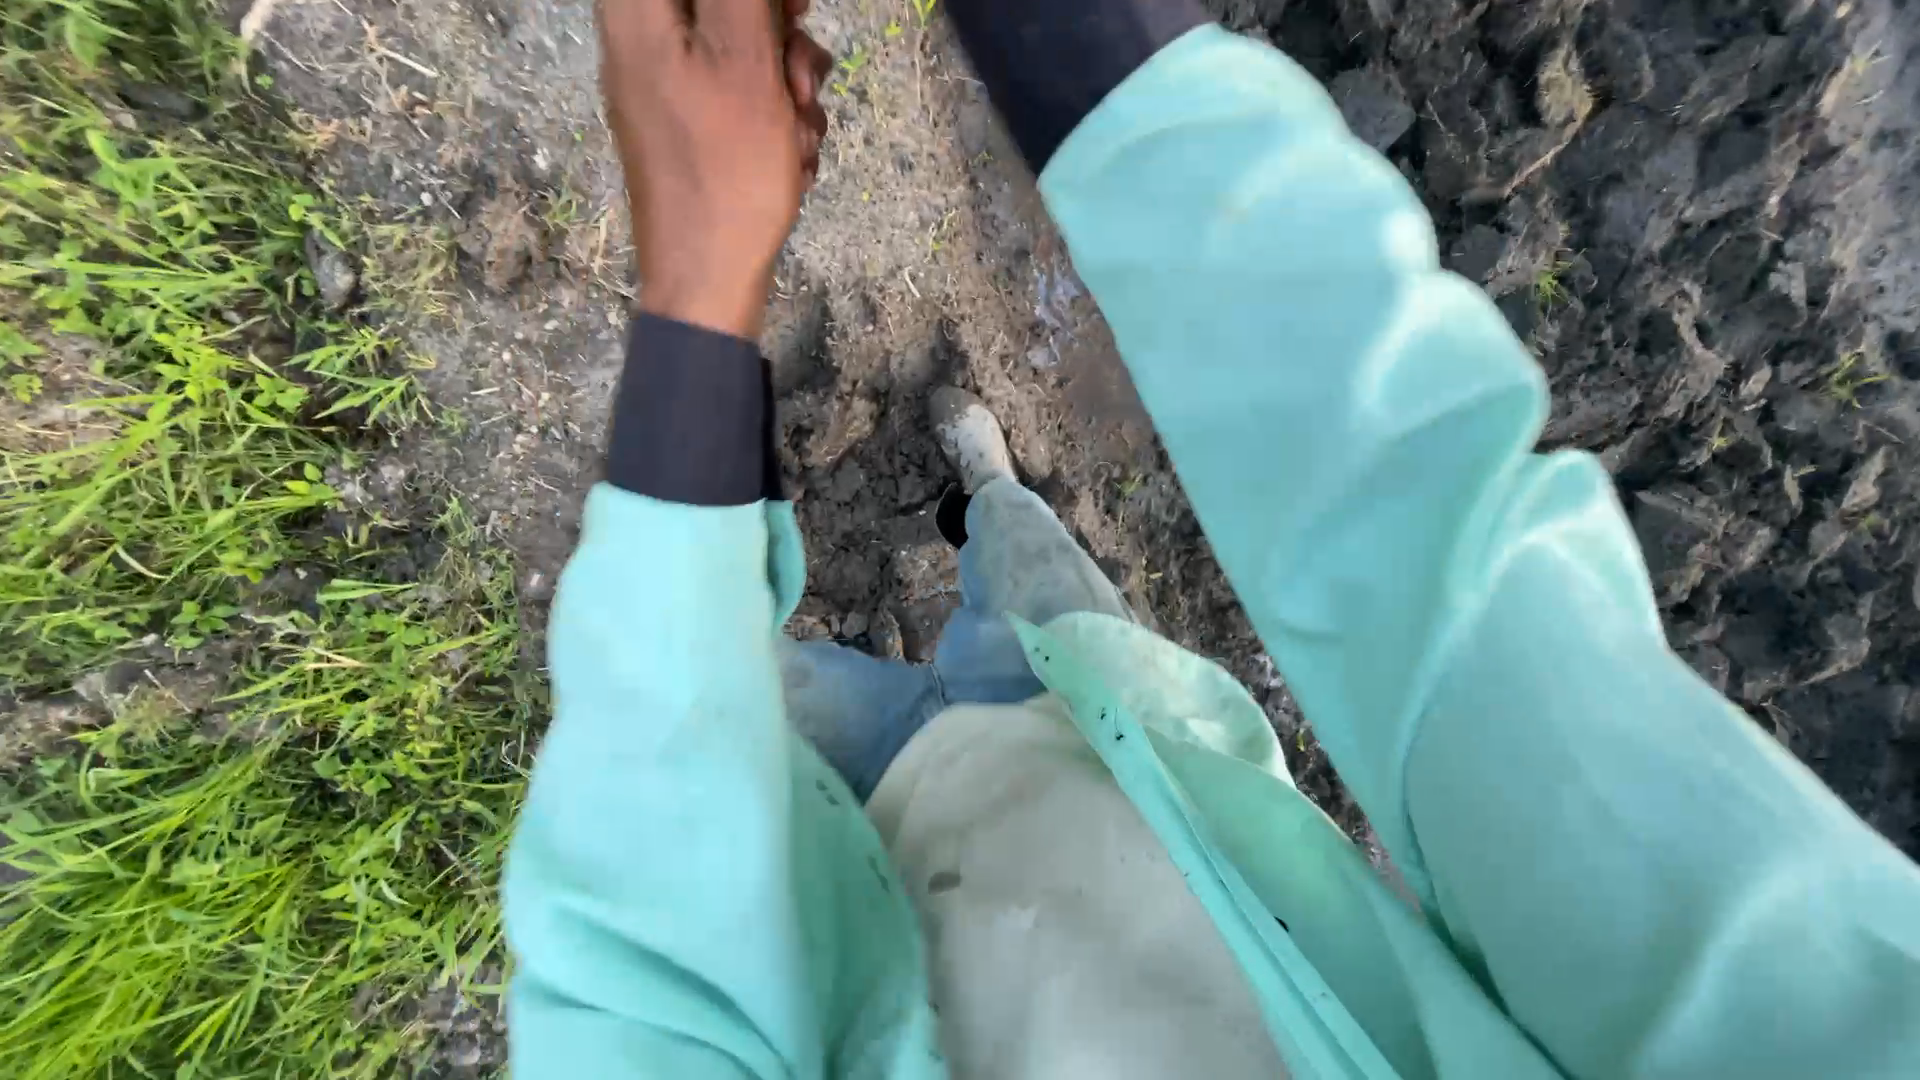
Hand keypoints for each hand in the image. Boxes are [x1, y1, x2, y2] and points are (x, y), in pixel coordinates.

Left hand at [599, 0, 832, 339]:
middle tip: (804, 81)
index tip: (794, 11)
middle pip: (726, 8)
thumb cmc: (727, 171)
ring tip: (802, 139)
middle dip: (781, 41)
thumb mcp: (744, 62)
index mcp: (639, 11)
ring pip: (743, 54)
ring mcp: (666, 92)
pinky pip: (740, 101)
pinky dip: (776, 124)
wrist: (708, 277)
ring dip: (790, 90)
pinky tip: (794, 160)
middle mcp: (643, 41)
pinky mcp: (689, 132)